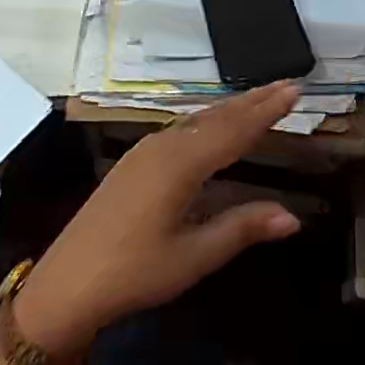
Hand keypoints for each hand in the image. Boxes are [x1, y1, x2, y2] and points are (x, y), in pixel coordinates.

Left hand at [11, 83, 303, 354]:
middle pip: (215, 117)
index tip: (295, 90)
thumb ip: (242, 228)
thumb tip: (293, 217)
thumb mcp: (194, 255)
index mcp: (180, 163)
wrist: (69, 280)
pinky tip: (211, 127)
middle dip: (252, 101)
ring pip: (195, 120)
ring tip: (258, 99)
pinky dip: (206, 122)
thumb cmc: (134, 271)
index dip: (266, 111)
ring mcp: (144, 152)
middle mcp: (162, 147)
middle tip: (285, 84)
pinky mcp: (133, 163)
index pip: (234, 130)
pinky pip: (179, 130)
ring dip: (229, 109)